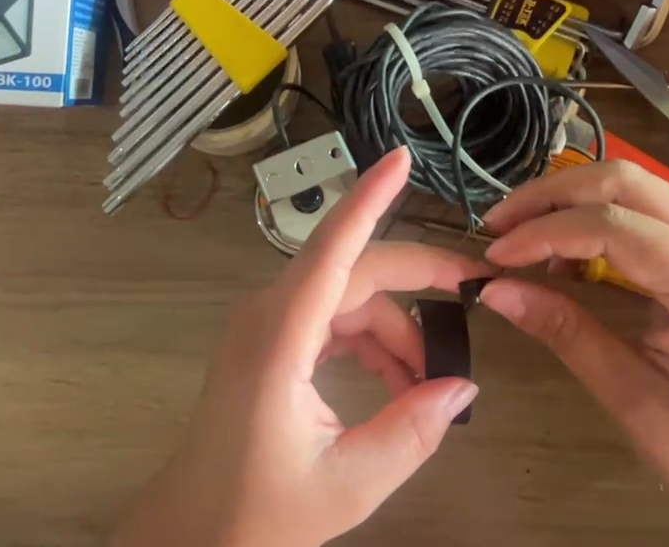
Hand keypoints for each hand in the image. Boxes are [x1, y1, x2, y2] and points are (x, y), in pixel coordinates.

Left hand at [110, 149, 491, 546]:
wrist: (194, 524)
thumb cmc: (259, 508)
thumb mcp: (348, 482)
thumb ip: (411, 432)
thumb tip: (465, 386)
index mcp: (280, 336)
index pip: (332, 249)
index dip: (368, 198)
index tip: (400, 158)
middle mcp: (270, 310)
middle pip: (354, 269)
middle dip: (417, 278)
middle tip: (474, 292)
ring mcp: (267, 320)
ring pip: (348, 294)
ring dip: (395, 327)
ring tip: (428, 383)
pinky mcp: (271, 335)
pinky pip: (331, 316)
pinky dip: (369, 339)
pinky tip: (398, 382)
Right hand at [476, 161, 668, 546]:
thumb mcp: (634, 399)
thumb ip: (565, 332)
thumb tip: (491, 289)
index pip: (616, 226)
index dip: (545, 231)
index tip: (495, 254)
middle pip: (626, 182)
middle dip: (551, 194)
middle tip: (499, 224)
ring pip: (636, 183)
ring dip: (571, 196)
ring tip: (523, 229)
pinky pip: (648, 206)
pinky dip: (596, 212)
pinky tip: (566, 245)